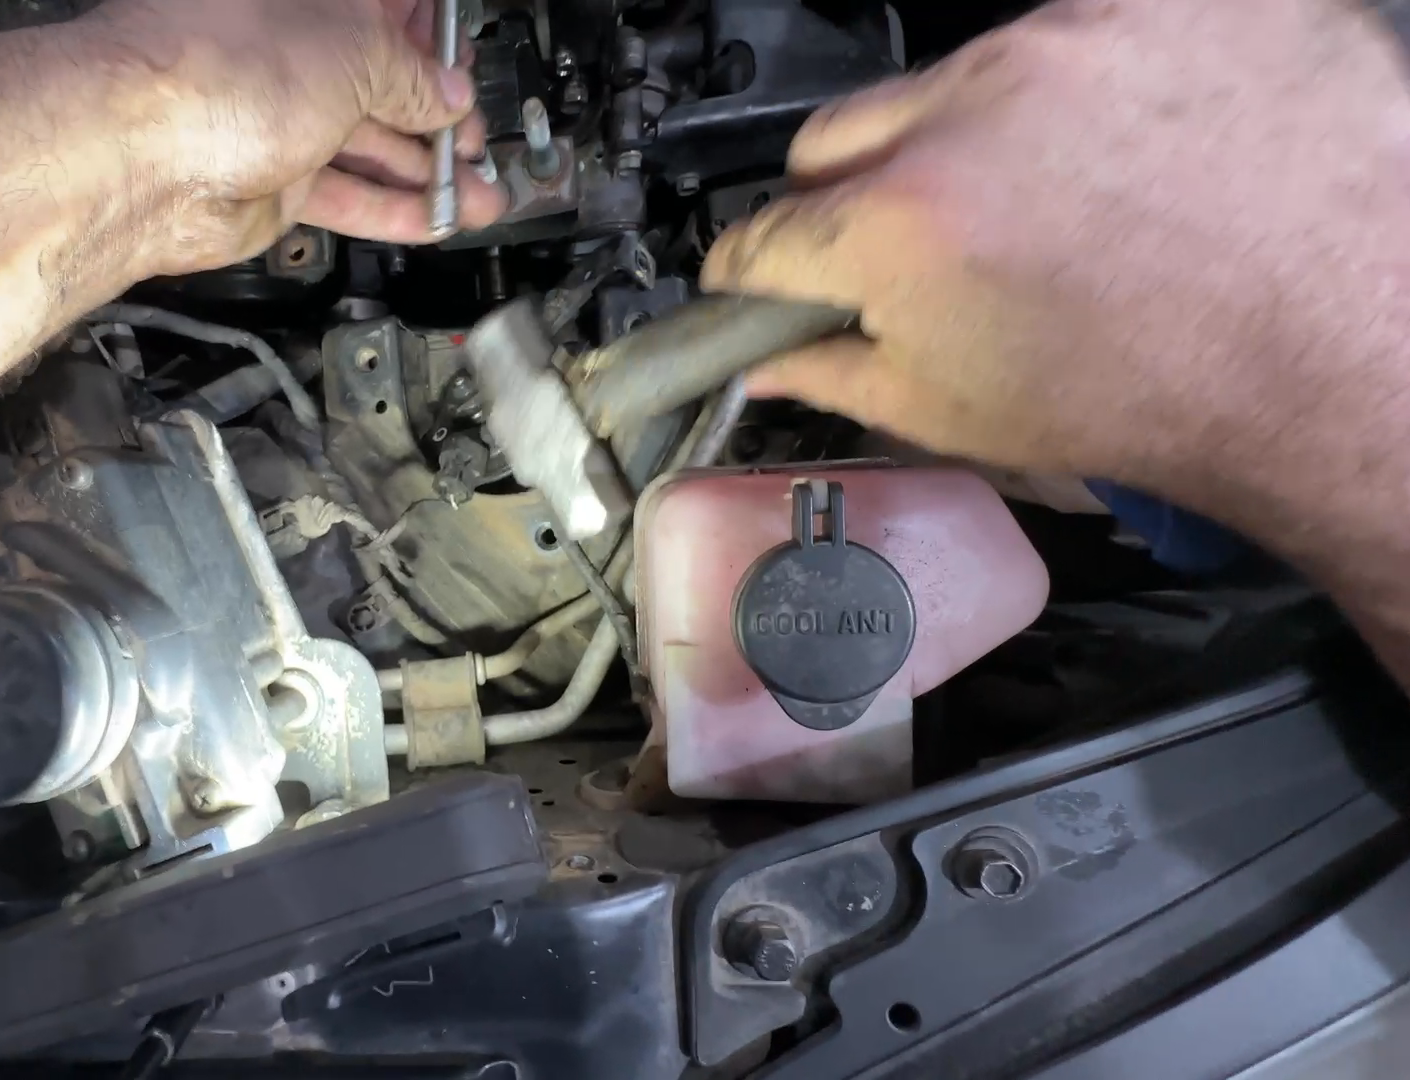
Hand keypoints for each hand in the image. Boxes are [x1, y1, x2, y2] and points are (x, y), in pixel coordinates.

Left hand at [75, 0, 506, 276]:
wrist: (145, 161)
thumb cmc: (212, 73)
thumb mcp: (348, 52)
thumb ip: (408, 75)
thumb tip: (445, 94)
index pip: (390, 10)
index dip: (436, 44)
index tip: (468, 73)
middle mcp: (292, 50)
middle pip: (386, 85)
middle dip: (442, 122)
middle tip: (479, 150)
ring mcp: (283, 118)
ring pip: (372, 148)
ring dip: (429, 177)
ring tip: (475, 198)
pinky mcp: (278, 181)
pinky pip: (348, 196)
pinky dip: (393, 211)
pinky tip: (432, 221)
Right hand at [700, 0, 1409, 518]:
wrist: (1342, 347)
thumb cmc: (1142, 392)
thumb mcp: (935, 407)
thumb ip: (823, 373)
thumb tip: (763, 363)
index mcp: (895, 227)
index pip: (758, 236)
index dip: (739, 270)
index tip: (746, 280)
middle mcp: (966, 111)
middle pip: (819, 144)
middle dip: (822, 204)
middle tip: (872, 254)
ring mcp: (1068, 42)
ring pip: (922, 89)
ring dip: (925, 150)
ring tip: (994, 213)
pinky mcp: (1158, 5)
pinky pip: (1039, 47)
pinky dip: (1029, 105)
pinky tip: (1071, 164)